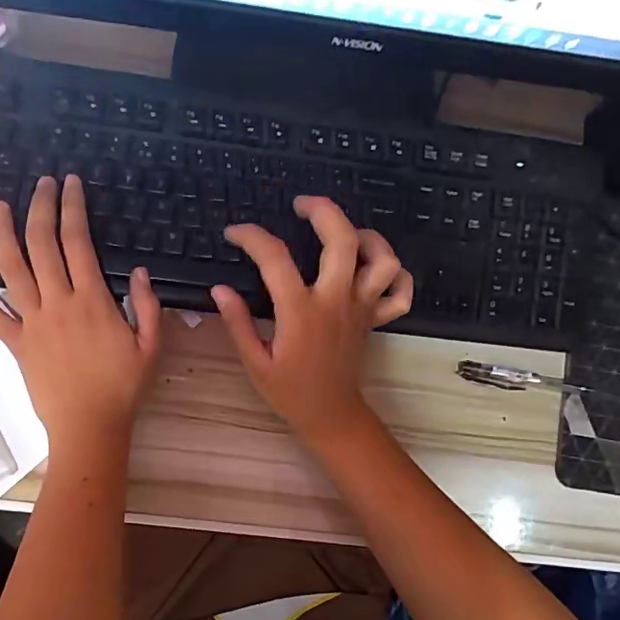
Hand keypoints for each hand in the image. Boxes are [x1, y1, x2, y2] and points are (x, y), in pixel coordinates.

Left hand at [0, 176, 161, 448]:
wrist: (89, 427)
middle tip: (41, 183)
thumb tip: (138, 272)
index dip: (72, 208)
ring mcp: (32, 323)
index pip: (78, 242)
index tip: (70, 185)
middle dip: (40, 208)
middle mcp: (57, 304)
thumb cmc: (122, 389)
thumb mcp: (150, 347)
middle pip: (42, 245)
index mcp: (92, 301)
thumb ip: (146, 306)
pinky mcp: (17, 344)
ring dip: (2, 235)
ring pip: (12, 270)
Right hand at [211, 196, 413, 441]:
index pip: (275, 259)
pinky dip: (396, 275)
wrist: (329, 414)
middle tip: (302, 205)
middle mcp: (336, 302)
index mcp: (300, 312)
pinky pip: (400, 293)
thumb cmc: (289, 391)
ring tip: (346, 233)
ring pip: (382, 260)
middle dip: (323, 210)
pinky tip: (377, 268)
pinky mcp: (375, 320)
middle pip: (343, 240)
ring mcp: (361, 309)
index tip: (235, 233)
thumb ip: (238, 323)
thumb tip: (220, 290)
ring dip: (367, 237)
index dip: (252, 237)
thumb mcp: (255, 361)